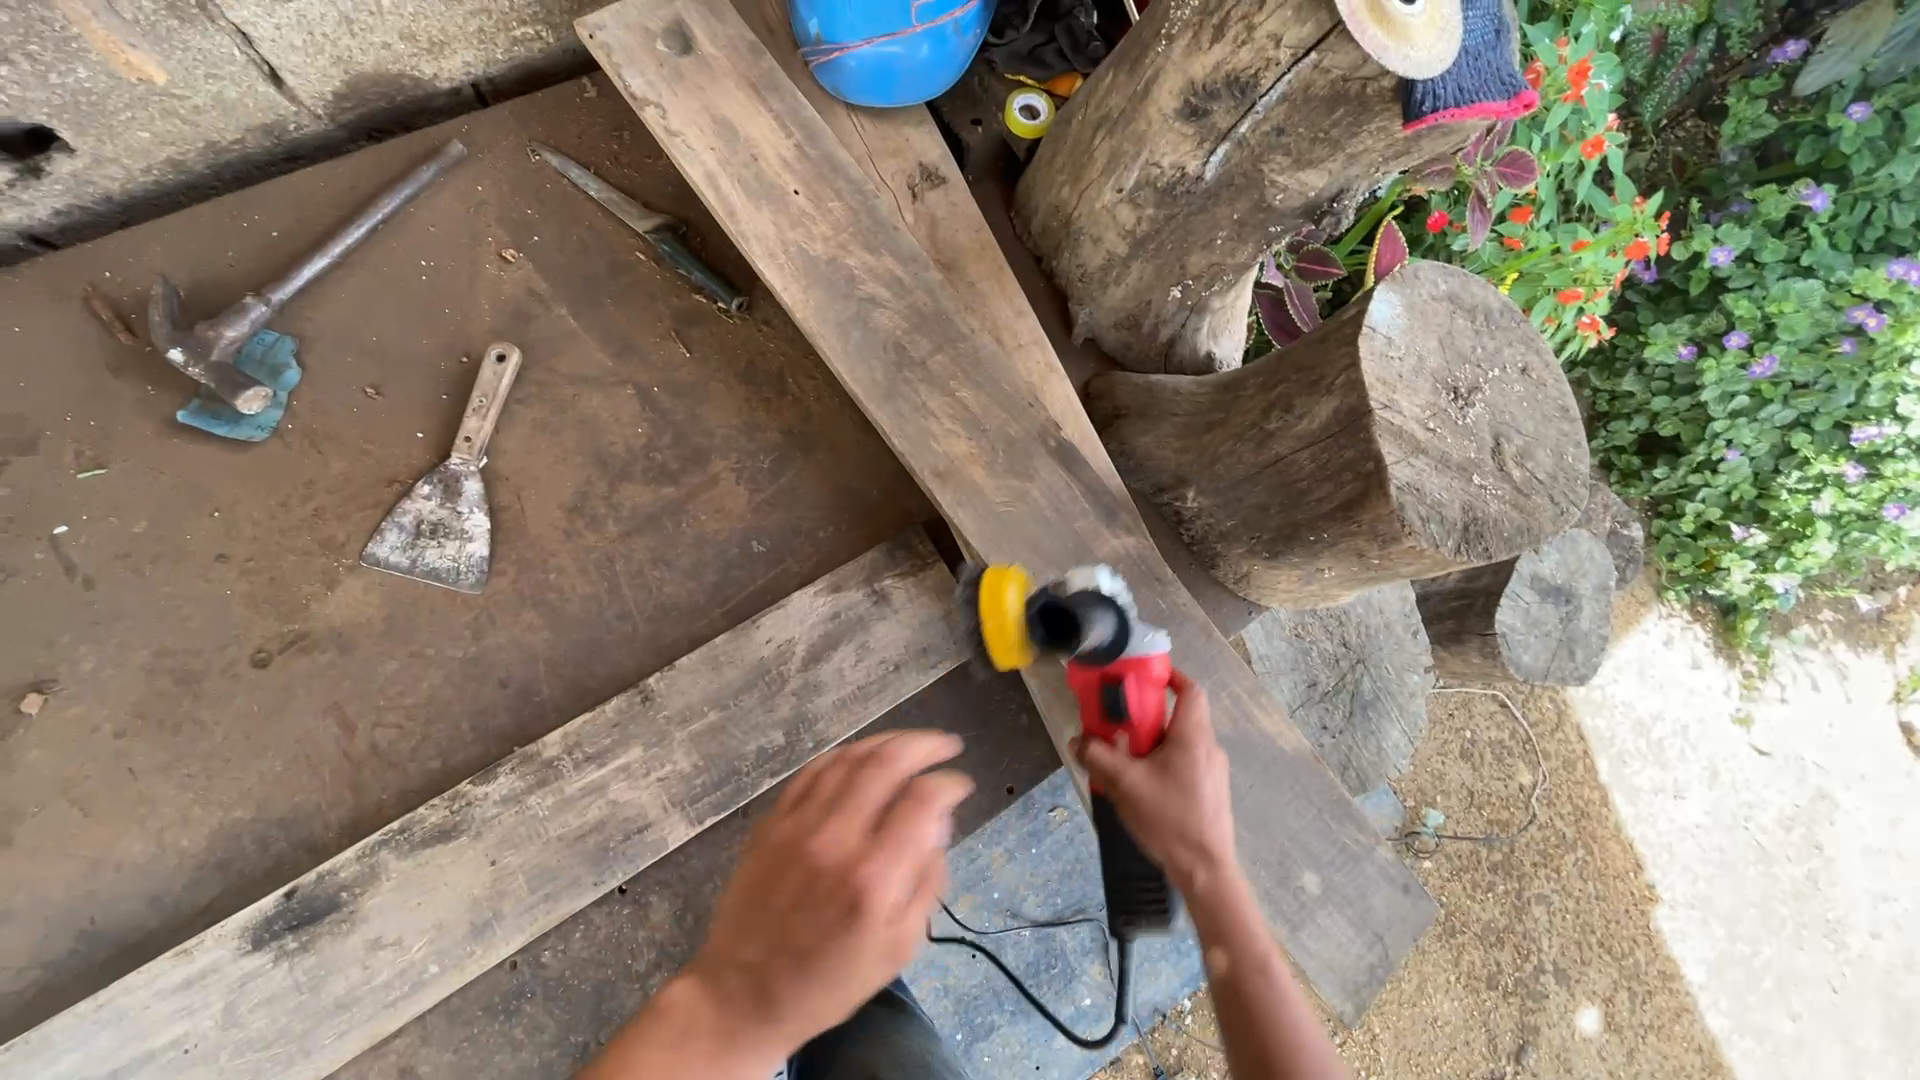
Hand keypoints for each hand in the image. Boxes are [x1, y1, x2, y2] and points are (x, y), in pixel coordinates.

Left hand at [682, 730, 972, 1064]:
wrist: (742, 996)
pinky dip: (845, 754)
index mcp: (874, 877)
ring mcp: (798, 825)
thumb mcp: (898, 949)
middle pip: (887, 762)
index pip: (922, 800)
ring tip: (911, 744)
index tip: (961, 784)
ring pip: (850, 757)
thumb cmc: (830, 982)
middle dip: (925, 745)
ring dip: (887, 741)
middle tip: (946, 745)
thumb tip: (940, 821)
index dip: (950, 783)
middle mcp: (837, 839)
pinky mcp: (771, 823)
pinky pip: (813, 770)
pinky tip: (863, 756)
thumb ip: (926, 880)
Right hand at [1073, 670, 1235, 892]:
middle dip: (1146, 716)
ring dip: (1151, 744)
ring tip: (1123, 760)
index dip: (1169, 676)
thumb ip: (1097, 757)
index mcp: (1193, 736)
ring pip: (1179, 743)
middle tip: (1117, 725)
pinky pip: (1183, 765)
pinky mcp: (1210, 794)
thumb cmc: (1170, 818)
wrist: (1206, 871)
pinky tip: (1140, 787)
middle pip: (1178, 716)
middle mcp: (1208, 748)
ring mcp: (1212, 773)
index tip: (1143, 676)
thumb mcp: (1124, 784)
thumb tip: (1077, 741)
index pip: (1189, 689)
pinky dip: (1161, 764)